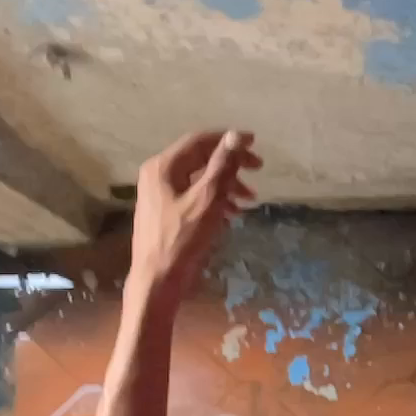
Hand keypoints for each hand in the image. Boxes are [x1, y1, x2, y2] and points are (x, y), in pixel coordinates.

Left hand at [128, 130, 261, 299]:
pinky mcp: (166, 213)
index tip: (256, 144)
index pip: (200, 141)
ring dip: (227, 185)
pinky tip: (231, 214)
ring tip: (248, 200)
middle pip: (200, 159)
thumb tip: (236, 136)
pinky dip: (215, 200)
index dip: (229, 140)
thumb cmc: (182, 239)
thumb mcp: (208, 200)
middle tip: (258, 170)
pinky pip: (194, 196)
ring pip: (199, 180)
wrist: (158, 280)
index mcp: (164, 167)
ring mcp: (160, 195)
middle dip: (231, 165)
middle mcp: (158, 175)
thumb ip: (223, 166)